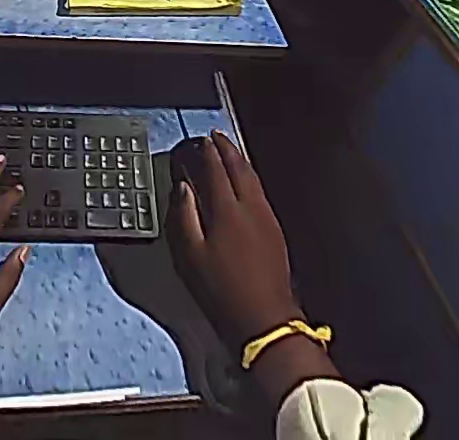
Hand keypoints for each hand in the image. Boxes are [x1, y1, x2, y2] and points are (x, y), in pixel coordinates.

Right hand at [169, 131, 338, 406]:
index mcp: (227, 212)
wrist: (266, 321)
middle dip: (228, 150)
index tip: (203, 141)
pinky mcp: (275, 231)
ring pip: (254, 180)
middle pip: (240, 169)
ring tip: (231, 150)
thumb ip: (184, 216)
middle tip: (218, 136)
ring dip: (241, 161)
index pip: (217, 172)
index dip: (209, 154)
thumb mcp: (191, 255)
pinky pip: (261, 193)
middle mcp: (251, 209)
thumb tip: (183, 188)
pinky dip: (251, 178)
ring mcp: (267, 219)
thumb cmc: (222, 289)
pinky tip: (246, 181)